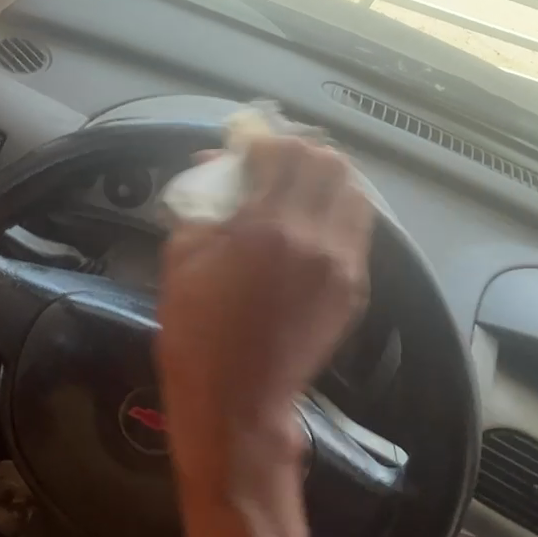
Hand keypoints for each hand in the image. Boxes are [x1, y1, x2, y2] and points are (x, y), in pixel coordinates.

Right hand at [156, 136, 373, 488]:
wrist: (237, 398)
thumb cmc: (195, 329)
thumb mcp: (181, 257)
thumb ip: (201, 204)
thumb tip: (216, 169)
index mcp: (266, 227)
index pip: (283, 152)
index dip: (261, 139)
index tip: (242, 143)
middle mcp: (315, 238)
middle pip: (329, 163)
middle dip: (297, 153)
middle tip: (269, 163)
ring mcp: (342, 264)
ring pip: (354, 192)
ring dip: (324, 179)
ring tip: (294, 190)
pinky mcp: (354, 288)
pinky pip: (356, 230)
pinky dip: (334, 213)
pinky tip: (306, 226)